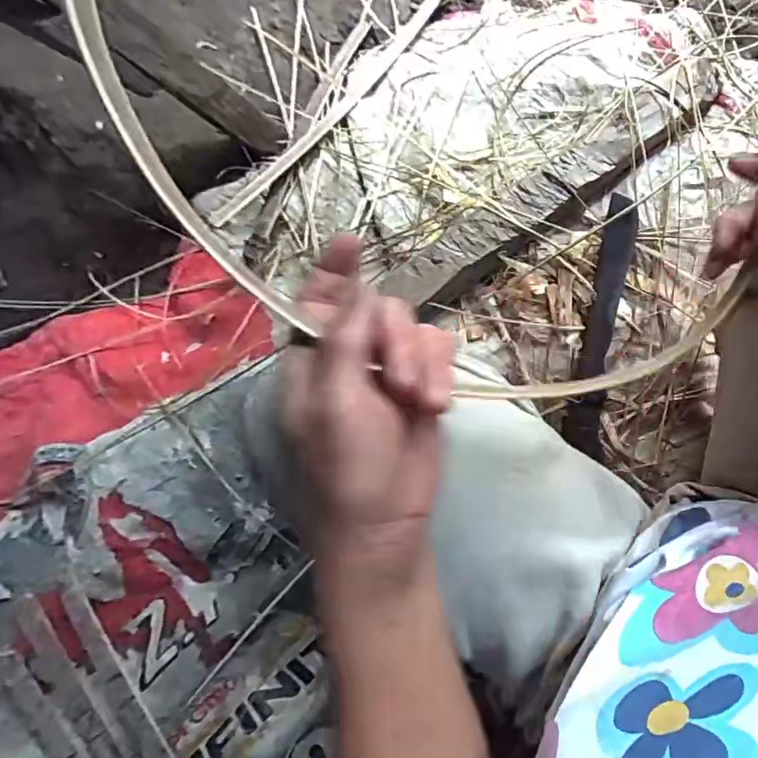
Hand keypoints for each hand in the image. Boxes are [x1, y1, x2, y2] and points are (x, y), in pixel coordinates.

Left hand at [281, 235, 457, 570]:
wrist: (390, 515)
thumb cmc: (346, 465)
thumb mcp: (336, 403)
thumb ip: (347, 345)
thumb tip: (366, 295)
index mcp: (313, 361)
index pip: (318, 303)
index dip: (335, 271)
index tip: (354, 241)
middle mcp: (353, 359)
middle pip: (382, 312)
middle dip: (398, 341)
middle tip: (399, 381)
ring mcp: (393, 372)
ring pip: (419, 332)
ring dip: (425, 365)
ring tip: (423, 403)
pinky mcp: (427, 384)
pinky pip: (442, 353)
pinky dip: (444, 375)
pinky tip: (438, 406)